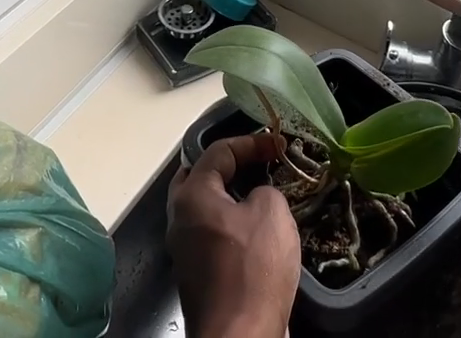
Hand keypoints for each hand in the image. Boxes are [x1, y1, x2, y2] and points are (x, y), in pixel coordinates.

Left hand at [167, 134, 298, 337]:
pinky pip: (215, 235)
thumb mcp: (271, 211)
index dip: (253, 142)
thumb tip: (257, 198)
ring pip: (208, 208)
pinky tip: (260, 232)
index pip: (219, 151)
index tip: (280, 145)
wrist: (241, 336)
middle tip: (260, 163)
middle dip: (231, 165)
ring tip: (265, 194)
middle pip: (201, 176)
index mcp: (191, 195)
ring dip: (233, 197)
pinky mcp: (199, 275)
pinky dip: (234, 225)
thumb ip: (265, 189)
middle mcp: (180, 219)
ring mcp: (186, 250)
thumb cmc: (253, 267)